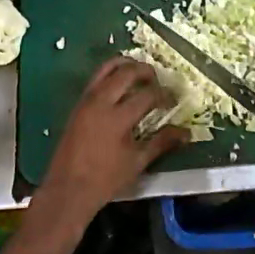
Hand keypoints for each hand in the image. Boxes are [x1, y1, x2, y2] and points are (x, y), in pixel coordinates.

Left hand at [35, 58, 186, 224]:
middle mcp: (101, 101)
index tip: (173, 100)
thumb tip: (186, 133)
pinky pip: (96, 78)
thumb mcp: (137, 162)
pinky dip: (111, 73)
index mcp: (118, 117)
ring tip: (140, 73)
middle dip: (146, 71)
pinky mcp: (78, 103)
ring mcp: (87, 100)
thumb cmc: (105, 179)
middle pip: (127, 72)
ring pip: (107, 68)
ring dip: (126, 65)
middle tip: (158, 80)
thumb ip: (162, 142)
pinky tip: (121, 84)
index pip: (147, 94)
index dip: (164, 94)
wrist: (68, 188)